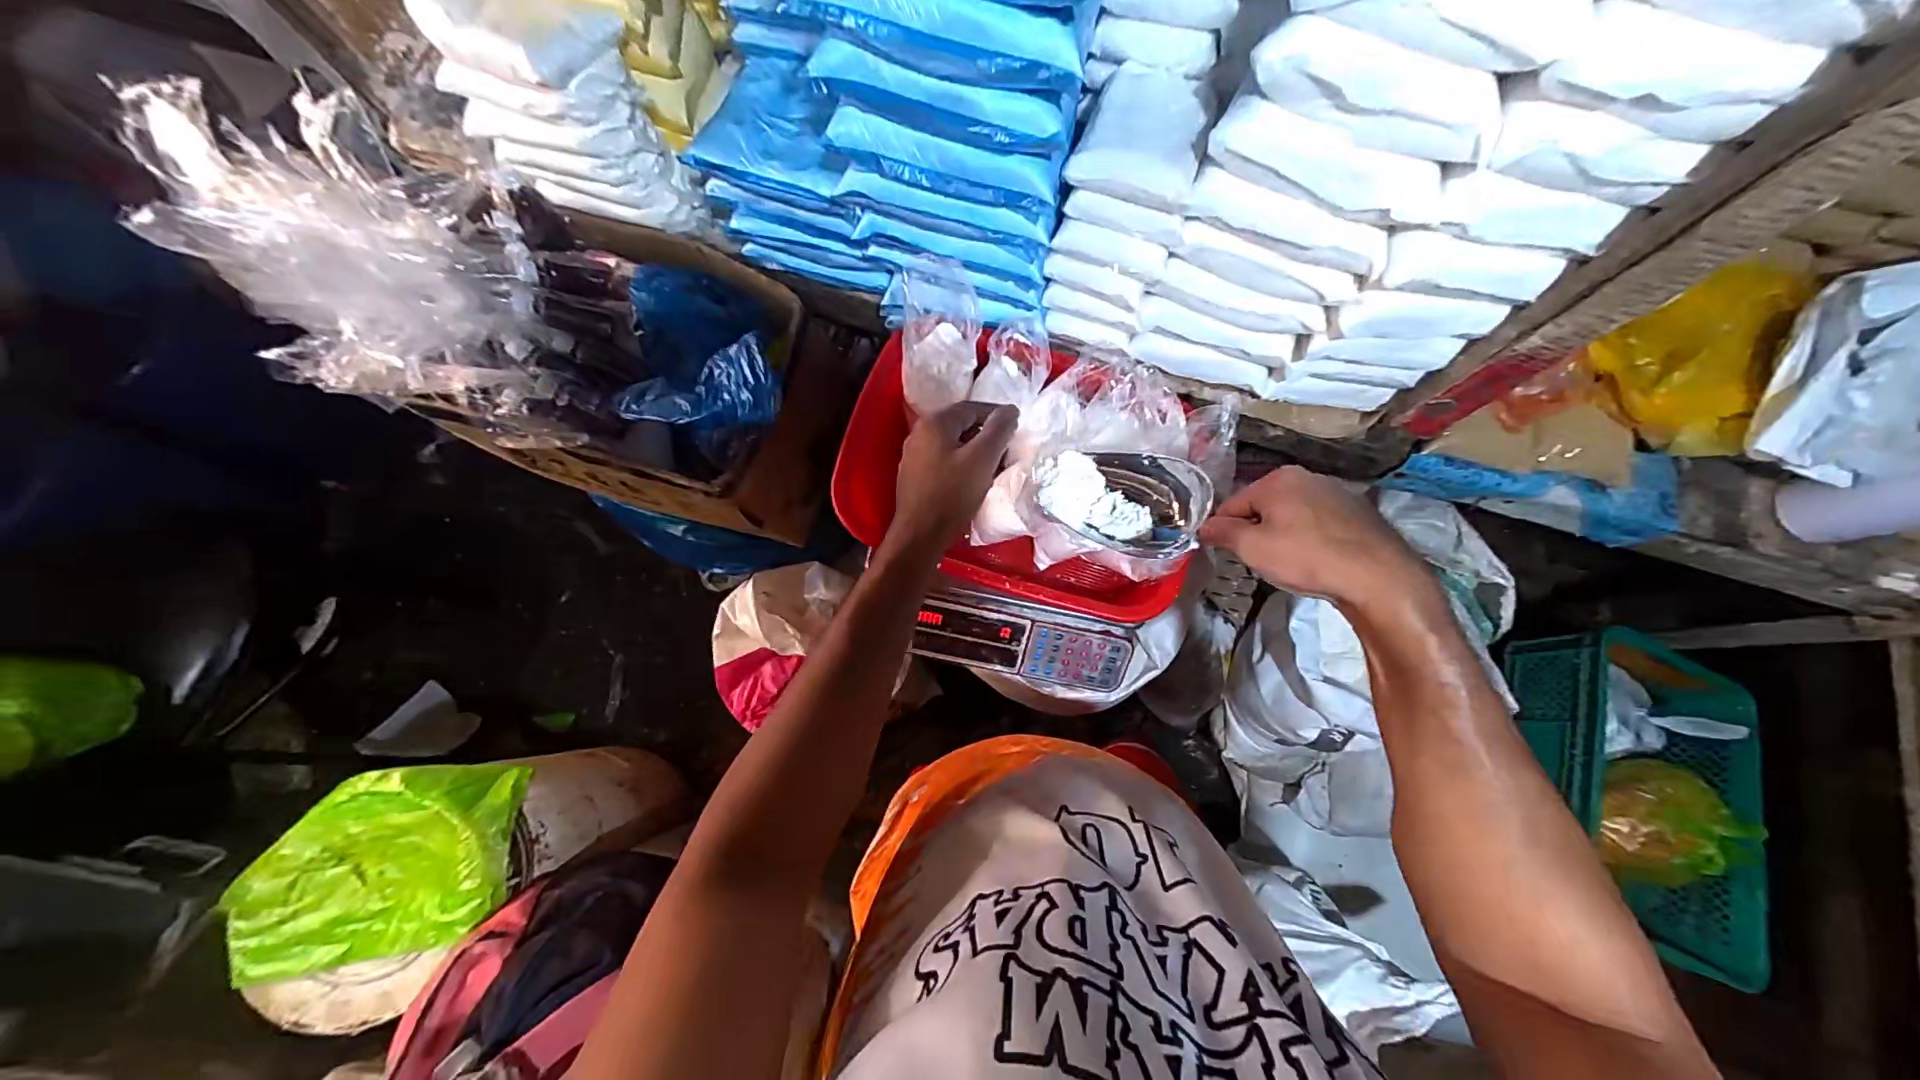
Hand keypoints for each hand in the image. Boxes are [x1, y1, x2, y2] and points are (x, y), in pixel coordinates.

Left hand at [886, 402, 1018, 562]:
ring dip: (974, 451)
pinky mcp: (913, 475)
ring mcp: (912, 455)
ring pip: (951, 444)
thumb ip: (998, 430)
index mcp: (934, 422)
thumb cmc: (952, 494)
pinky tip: (971, 480)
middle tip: (1006, 450)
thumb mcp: (982, 459)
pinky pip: (942, 460)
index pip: (972, 408)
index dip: (996, 416)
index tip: (1015, 430)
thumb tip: (1009, 410)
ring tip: (993, 466)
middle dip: (986, 435)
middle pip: (960, 425)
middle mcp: (919, 433)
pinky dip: (960, 464)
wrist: (920, 535)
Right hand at [1198, 466, 1433, 612]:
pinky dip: (1309, 539)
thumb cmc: (1307, 558)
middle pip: (1262, 507)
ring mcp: (1335, 492)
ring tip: (1290, 564)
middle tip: (1260, 562)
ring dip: (1282, 536)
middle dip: (1255, 533)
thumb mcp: (1252, 548)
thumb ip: (1222, 533)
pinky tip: (1316, 561)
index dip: (1224, 531)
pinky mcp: (1357, 512)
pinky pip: (1317, 524)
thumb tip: (1204, 526)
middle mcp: (1306, 477)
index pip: (1232, 504)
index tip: (1226, 554)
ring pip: (1290, 516)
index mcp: (1277, 479)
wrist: (1378, 577)